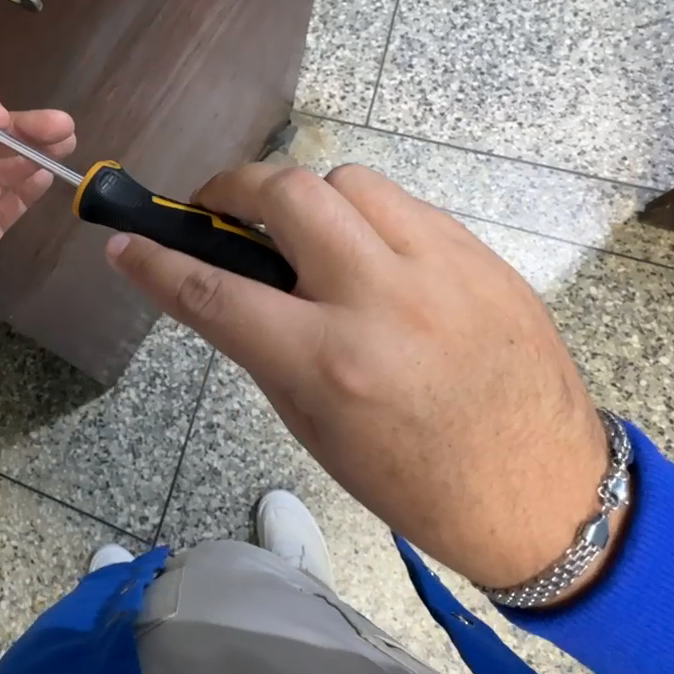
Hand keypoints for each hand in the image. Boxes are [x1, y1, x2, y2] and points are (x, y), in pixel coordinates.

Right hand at [106, 163, 613, 595]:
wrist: (548, 494)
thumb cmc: (406, 475)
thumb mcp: (309, 420)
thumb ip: (258, 339)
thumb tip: (212, 278)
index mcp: (331, 362)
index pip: (215, 292)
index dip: (156, 263)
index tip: (124, 242)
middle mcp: (384, 300)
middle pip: (285, 194)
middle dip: (234, 189)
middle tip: (221, 210)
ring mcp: (442, 269)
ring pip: (347, 179)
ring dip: (307, 198)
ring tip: (307, 235)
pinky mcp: (481, 256)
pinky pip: (401, 203)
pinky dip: (364, 216)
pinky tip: (368, 253)